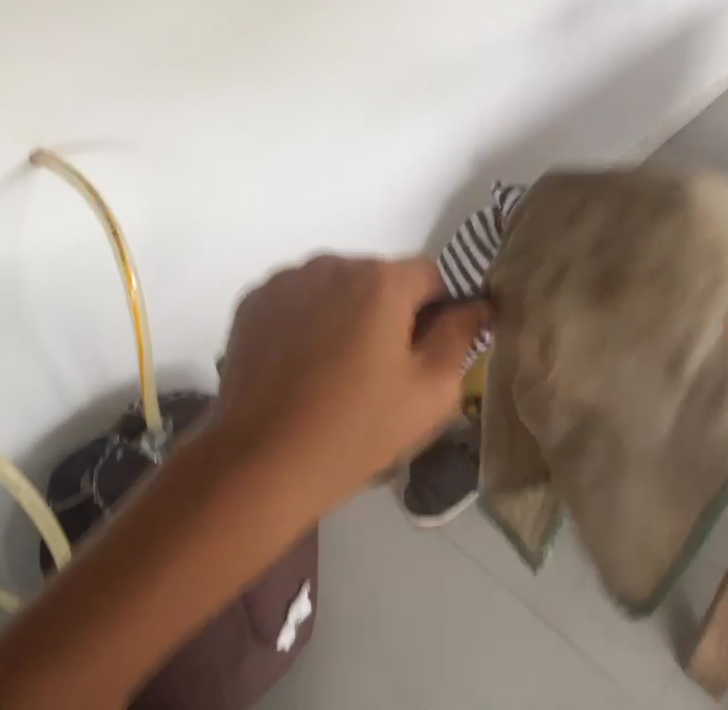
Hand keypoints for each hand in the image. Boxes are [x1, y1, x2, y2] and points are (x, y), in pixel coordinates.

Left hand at [212, 256, 489, 508]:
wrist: (259, 462)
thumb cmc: (356, 430)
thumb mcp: (430, 393)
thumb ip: (459, 336)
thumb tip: (475, 305)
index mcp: (381, 280)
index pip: (429, 275)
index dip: (434, 313)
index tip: (421, 356)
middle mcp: (332, 264)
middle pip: (378, 279)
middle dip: (387, 313)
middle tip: (378, 372)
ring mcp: (286, 280)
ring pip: (335, 288)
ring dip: (344, 315)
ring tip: (334, 373)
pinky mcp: (252, 302)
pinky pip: (297, 300)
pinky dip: (305, 322)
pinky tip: (299, 368)